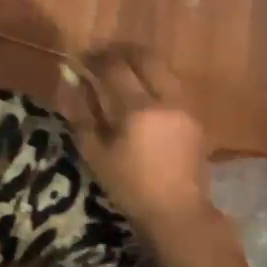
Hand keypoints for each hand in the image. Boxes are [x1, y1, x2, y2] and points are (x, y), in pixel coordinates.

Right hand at [57, 45, 215, 241]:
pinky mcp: (195, 117)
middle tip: (101, 58)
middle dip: (120, 52)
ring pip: (162, 68)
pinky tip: (140, 92)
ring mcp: (185, 107)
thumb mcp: (93, 148)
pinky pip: (172, 84)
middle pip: (145, 57)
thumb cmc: (128, 184)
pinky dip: (153, 79)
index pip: (114, 66)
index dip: (94, 58)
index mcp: (137, 108)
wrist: (178, 213)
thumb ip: (81, 107)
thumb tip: (71, 76)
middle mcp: (165, 100)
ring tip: (120, 72)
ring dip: (139, 64)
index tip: (79, 59)